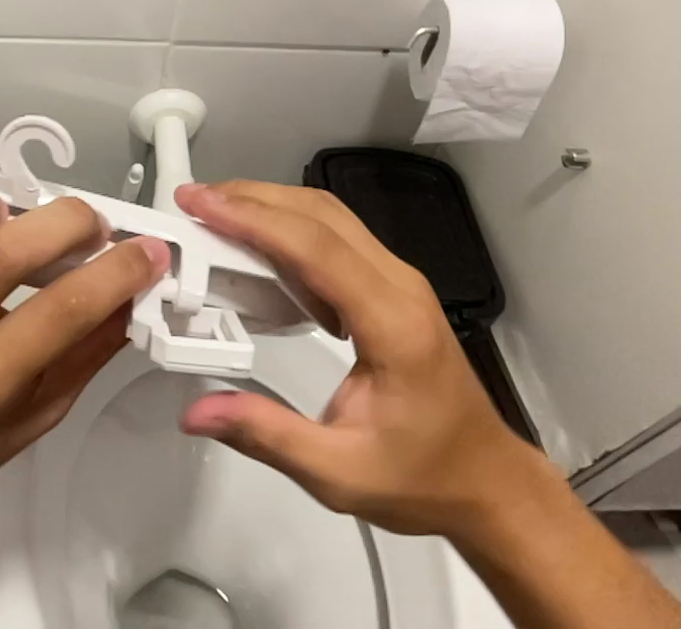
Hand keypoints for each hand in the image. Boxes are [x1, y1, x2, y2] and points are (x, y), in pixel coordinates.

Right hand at [173, 181, 557, 541]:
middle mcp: (400, 287)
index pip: (317, 247)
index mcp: (392, 324)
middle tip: (194, 200)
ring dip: (269, 205)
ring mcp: (398, 282)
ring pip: (329, 216)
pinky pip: (335, 237)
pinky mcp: (389, 287)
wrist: (486, 481)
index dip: (254, 219)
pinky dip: (287, 227)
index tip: (202, 206)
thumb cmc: (424, 476)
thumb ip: (266, 435)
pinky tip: (254, 243)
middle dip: (252, 198)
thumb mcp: (339, 473)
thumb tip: (197, 411)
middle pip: (322, 215)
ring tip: (213, 212)